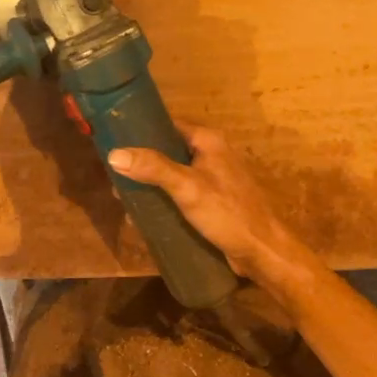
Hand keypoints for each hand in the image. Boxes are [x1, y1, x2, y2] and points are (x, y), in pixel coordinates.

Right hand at [107, 125, 309, 284]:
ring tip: (123, 196)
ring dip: (150, 183)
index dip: (141, 131)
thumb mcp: (187, 188)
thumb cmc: (227, 213)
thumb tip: (114, 154)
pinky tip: (145, 212)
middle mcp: (211, 153)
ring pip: (172, 173)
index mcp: (208, 140)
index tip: (114, 140)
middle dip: (141, 163)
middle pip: (167, 150)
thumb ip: (153, 168)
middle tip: (114, 175)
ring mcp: (212, 177)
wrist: (262, 251)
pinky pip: (181, 193)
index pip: (167, 125)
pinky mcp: (212, 200)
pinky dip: (163, 199)